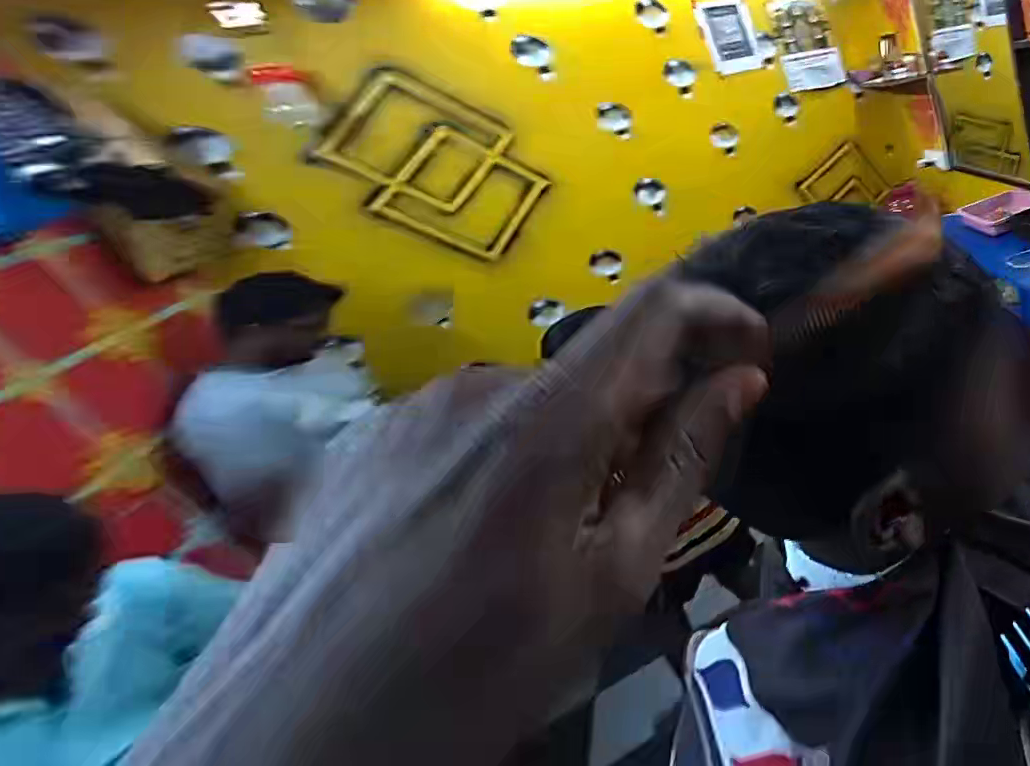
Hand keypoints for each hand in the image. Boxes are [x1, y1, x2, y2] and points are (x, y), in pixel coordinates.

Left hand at [129, 275, 768, 765]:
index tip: (755, 349)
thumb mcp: (613, 575)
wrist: (274, 759)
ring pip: (550, 391)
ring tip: (580, 514)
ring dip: (594, 426)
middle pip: (607, 355)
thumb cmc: (476, 675)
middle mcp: (484, 386)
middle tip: (674, 463)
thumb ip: (684, 457)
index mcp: (550, 419)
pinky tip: (504, 520)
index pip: (657, 308)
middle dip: (662, 390)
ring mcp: (420, 407)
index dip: (720, 310)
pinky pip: (489, 414)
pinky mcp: (377, 435)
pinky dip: (532, 441)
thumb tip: (744, 377)